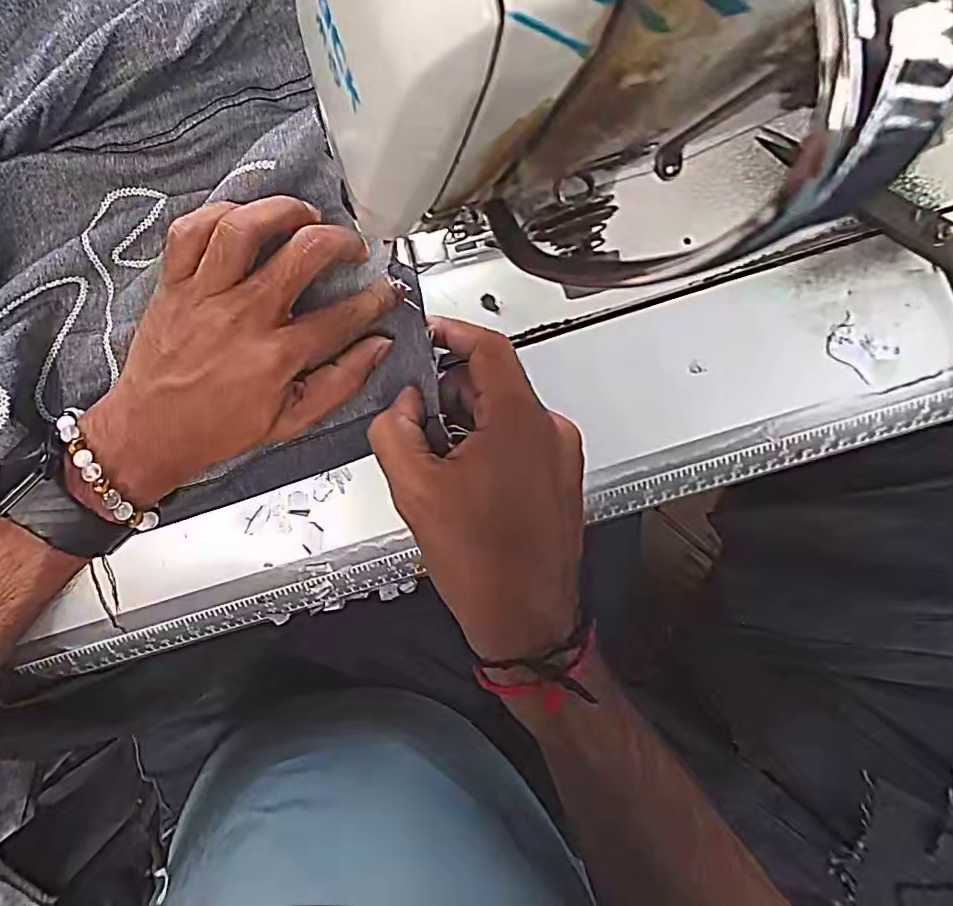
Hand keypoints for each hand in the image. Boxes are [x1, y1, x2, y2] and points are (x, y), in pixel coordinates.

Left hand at [78, 196, 400, 508]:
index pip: (342, 315)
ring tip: (303, 215)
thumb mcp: (288, 421)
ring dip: (282, 210)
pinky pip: (190, 232)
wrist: (150, 431)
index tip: (384, 290)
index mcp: (274, 357)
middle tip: (350, 247)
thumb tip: (377, 348)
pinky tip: (241, 219)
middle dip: (341, 240)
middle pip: (303, 253)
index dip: (376, 298)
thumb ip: (339, 383)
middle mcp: (241, 318)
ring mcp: (204, 296)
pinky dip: (217, 214)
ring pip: (244, 228)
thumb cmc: (215, 429)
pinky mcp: (174, 286)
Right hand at [367, 318, 584, 660]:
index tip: (430, 332)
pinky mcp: (558, 474)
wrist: (525, 619)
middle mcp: (548, 431)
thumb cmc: (486, 566)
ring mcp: (558, 454)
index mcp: (519, 423)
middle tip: (415, 420)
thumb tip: (399, 404)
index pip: (488, 347)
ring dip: (463, 422)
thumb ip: (394, 429)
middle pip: (489, 380)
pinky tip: (461, 479)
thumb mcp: (414, 488)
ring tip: (439, 464)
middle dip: (445, 393)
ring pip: (500, 410)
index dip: (452, 331)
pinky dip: (483, 442)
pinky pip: (515, 436)